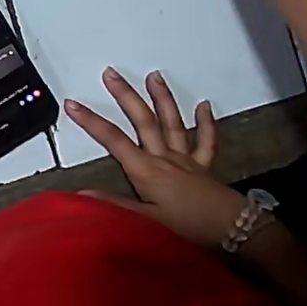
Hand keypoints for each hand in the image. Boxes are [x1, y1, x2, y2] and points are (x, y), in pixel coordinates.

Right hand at [67, 68, 244, 249]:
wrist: (233, 232)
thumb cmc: (188, 228)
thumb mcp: (147, 222)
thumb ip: (116, 205)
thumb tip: (83, 193)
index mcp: (147, 171)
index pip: (114, 141)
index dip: (91, 122)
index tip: (73, 104)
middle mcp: (165, 158)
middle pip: (143, 121)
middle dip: (125, 96)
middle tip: (111, 73)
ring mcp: (186, 159)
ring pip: (172, 123)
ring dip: (162, 98)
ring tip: (154, 75)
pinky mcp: (205, 166)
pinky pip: (206, 141)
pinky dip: (206, 123)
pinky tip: (205, 105)